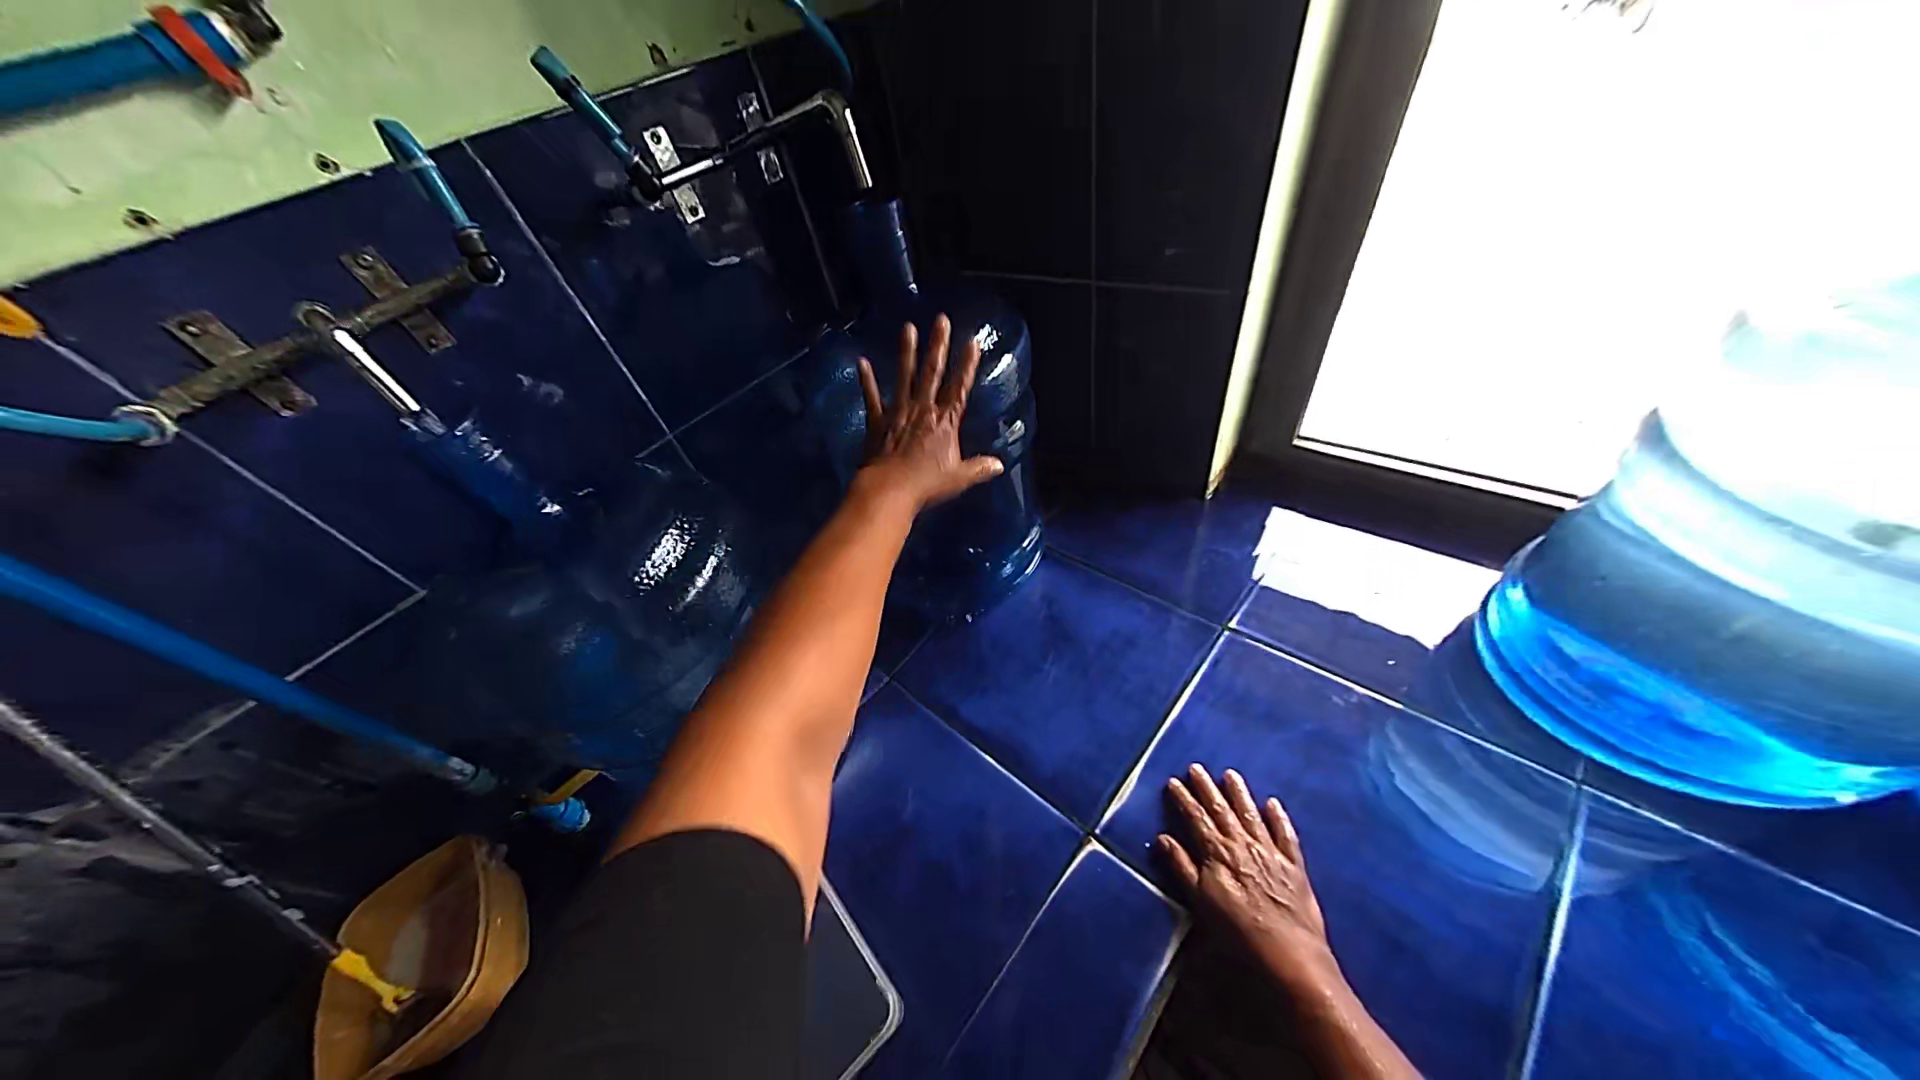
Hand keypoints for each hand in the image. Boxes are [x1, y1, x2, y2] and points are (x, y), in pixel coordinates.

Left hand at [852, 314, 1003, 513]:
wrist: (890, 489)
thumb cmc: (926, 484)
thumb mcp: (959, 478)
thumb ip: (978, 468)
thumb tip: (998, 465)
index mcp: (945, 422)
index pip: (960, 388)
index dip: (967, 365)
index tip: (972, 342)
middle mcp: (922, 410)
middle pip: (932, 372)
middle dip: (938, 345)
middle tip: (941, 320)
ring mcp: (898, 412)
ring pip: (904, 376)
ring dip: (906, 351)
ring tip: (907, 328)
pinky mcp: (877, 421)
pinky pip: (872, 397)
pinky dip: (867, 381)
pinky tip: (862, 363)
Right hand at [1161, 765, 1341, 997]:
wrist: (1291, 956)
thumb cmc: (1238, 933)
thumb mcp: (1201, 902)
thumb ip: (1182, 867)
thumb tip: (1162, 838)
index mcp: (1218, 854)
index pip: (1196, 819)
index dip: (1184, 799)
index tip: (1173, 781)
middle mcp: (1243, 846)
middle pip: (1222, 810)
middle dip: (1207, 788)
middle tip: (1196, 768)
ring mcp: (1271, 854)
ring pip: (1251, 815)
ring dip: (1240, 794)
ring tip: (1230, 774)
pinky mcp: (1294, 867)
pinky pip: (1286, 835)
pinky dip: (1279, 818)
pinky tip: (1273, 804)